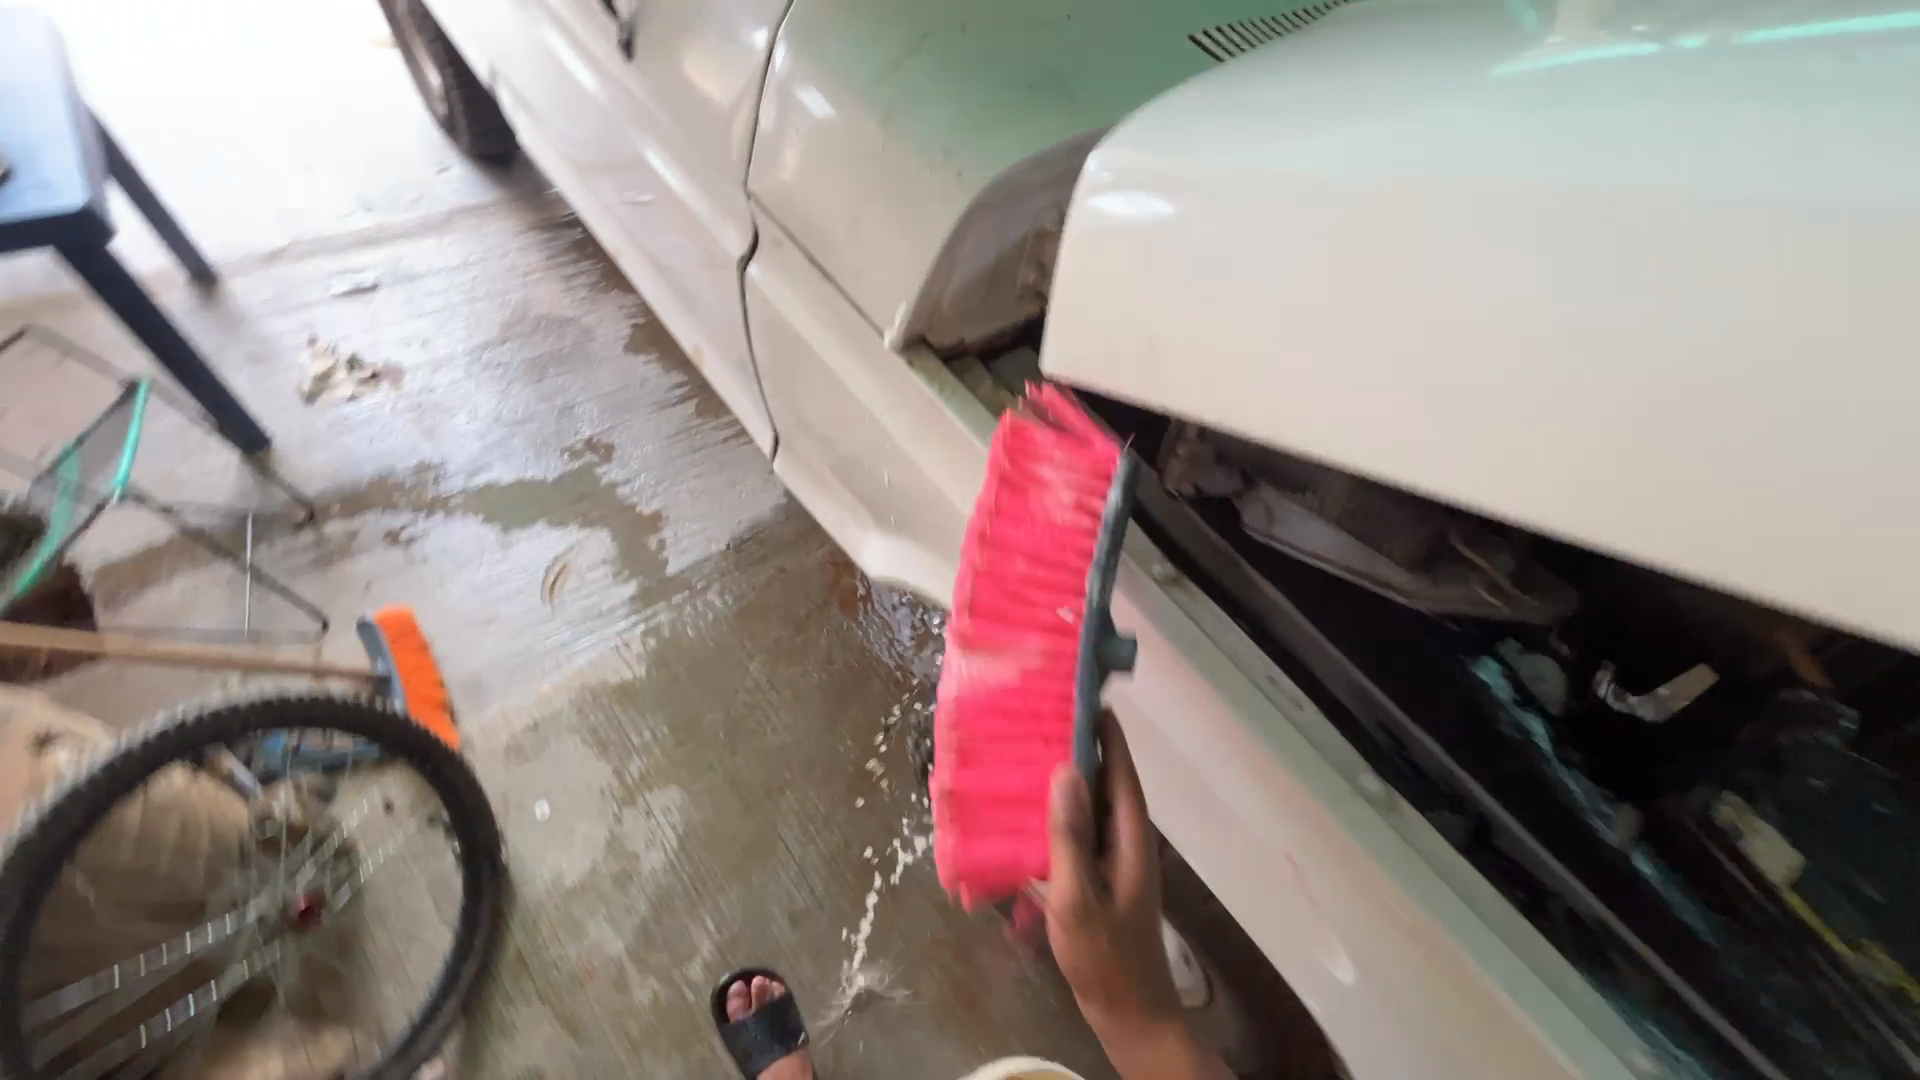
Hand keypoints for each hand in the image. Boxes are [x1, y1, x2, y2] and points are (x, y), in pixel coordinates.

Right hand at [1044, 713, 1180, 1041]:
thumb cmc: (1106, 954)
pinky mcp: (1097, 874)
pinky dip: (1057, 813)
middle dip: (1077, 748)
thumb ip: (1070, 834)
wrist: (1128, 1014)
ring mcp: (1112, 857)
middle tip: (1036, 719)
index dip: (1105, 731)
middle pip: (1104, 780)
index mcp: (1130, 833)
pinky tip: (1026, 811)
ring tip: (1025, 753)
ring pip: (1089, 804)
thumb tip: (1065, 770)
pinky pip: (1078, 830)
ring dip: (1064, 780)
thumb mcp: (1079, 895)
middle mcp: (1124, 836)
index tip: (1079, 696)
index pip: (1120, 768)